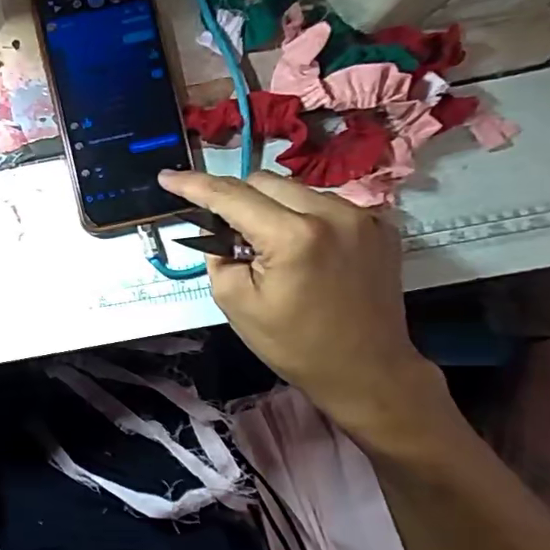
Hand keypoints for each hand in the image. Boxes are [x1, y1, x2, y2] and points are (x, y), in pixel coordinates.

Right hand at [158, 170, 443, 432]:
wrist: (368, 372)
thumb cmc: (296, 346)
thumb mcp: (238, 305)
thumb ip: (218, 256)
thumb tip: (219, 227)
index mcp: (293, 236)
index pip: (232, 196)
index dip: (195, 185)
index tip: (168, 177)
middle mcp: (332, 212)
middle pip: (266, 182)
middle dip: (238, 199)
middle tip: (229, 234)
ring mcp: (363, 216)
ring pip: (298, 190)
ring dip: (275, 208)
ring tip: (273, 249)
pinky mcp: (381, 225)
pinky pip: (328, 205)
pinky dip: (308, 218)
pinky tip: (308, 252)